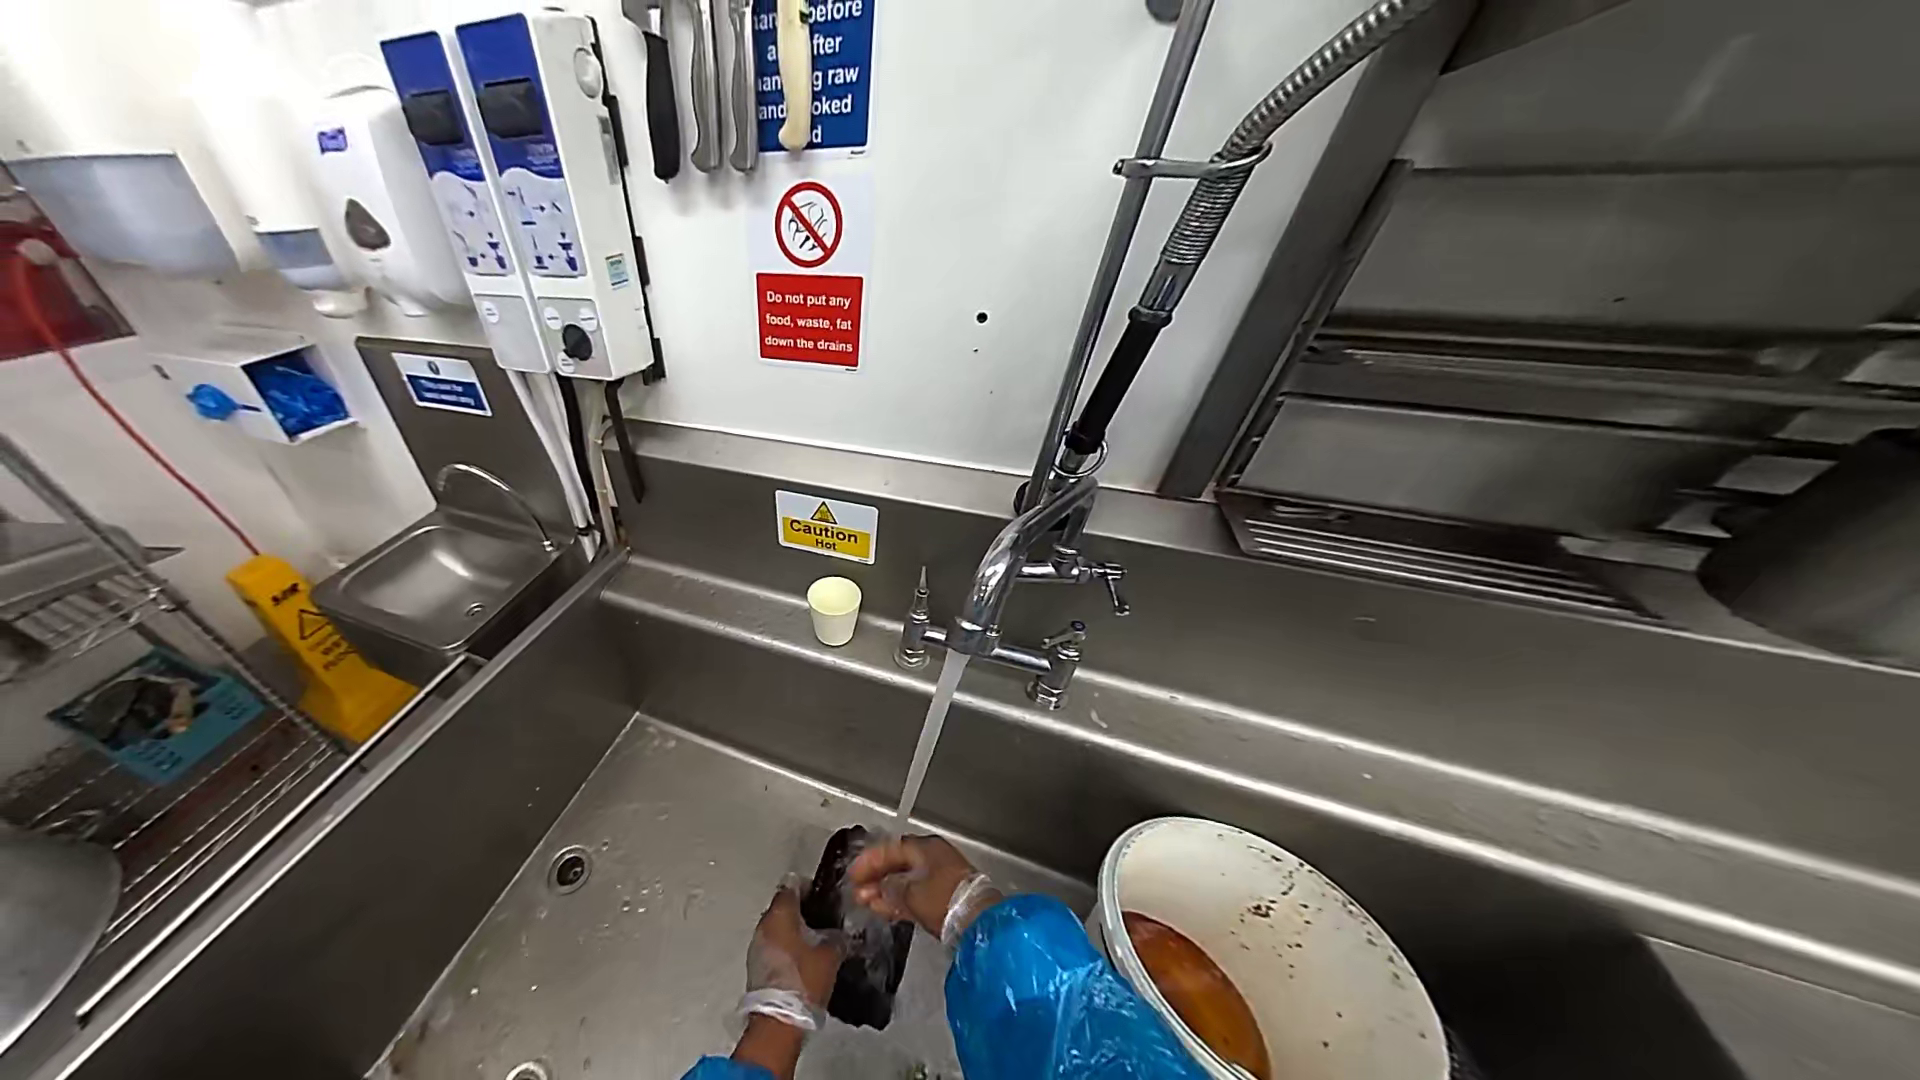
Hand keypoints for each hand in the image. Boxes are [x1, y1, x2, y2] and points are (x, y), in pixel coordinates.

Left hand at [748, 885, 840, 1009]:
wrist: (778, 1024)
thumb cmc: (803, 981)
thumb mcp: (830, 954)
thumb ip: (836, 936)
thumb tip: (840, 931)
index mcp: (780, 915)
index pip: (791, 886)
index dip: (808, 886)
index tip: (822, 893)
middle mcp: (764, 926)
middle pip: (782, 906)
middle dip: (800, 908)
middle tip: (822, 915)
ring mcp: (756, 947)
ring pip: (777, 926)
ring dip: (792, 928)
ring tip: (815, 937)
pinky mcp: (756, 967)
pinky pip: (773, 944)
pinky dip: (785, 945)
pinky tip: (802, 956)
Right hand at [848, 834, 988, 938]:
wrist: (976, 921)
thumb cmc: (943, 899)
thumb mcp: (911, 892)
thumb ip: (891, 887)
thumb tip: (879, 886)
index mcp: (926, 848)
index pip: (892, 848)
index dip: (870, 860)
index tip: (853, 874)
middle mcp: (931, 857)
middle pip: (898, 864)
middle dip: (876, 877)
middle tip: (856, 890)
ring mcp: (937, 877)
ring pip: (904, 881)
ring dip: (884, 890)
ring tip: (864, 901)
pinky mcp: (941, 897)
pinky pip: (913, 894)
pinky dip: (897, 900)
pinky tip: (880, 909)